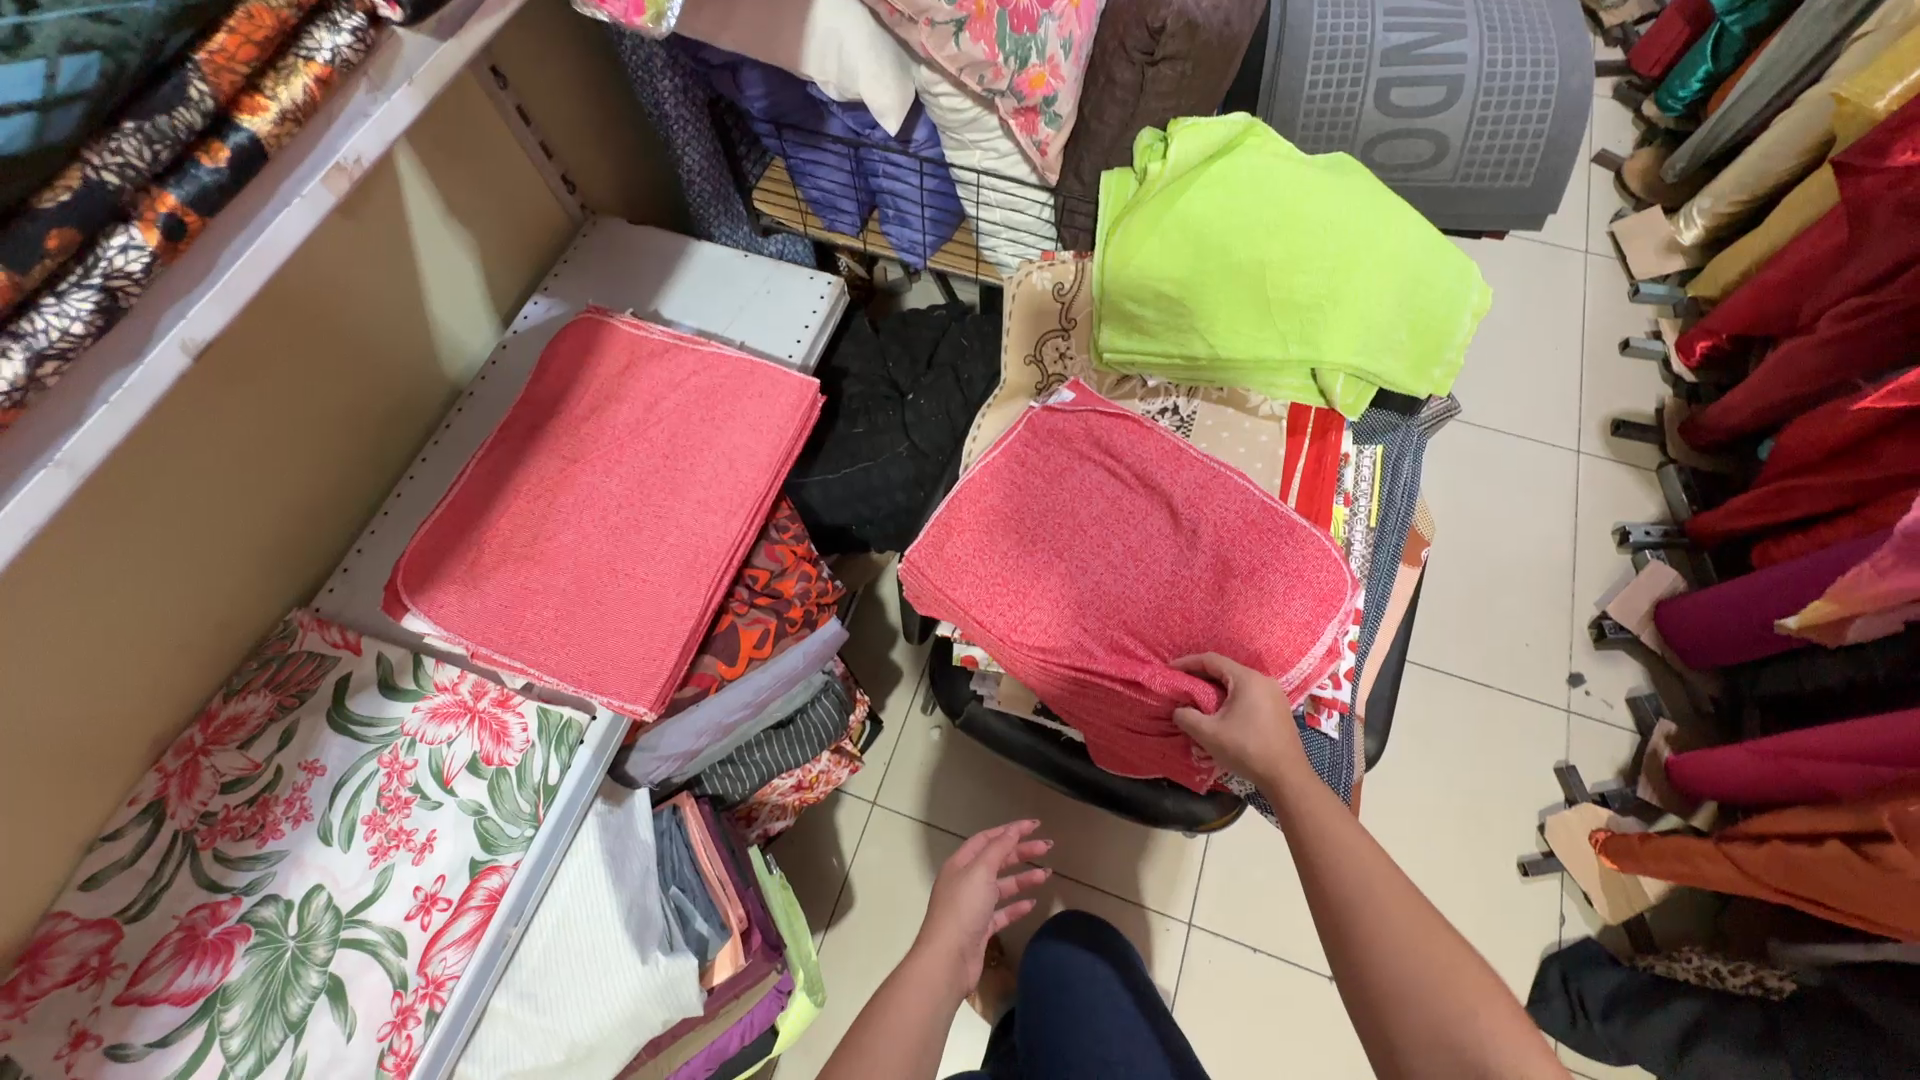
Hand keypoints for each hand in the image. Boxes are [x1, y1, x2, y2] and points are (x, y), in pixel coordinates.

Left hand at [910, 820, 1051, 1000]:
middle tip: (1047, 847)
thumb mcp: (980, 871)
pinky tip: (1032, 903)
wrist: (947, 960)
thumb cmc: (962, 909)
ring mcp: (972, 907)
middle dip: (1021, 852)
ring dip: (1023, 879)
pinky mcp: (980, 929)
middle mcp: (965, 882)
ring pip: (1001, 887)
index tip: (1035, 826)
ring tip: (1047, 874)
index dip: (1010, 830)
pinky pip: (1002, 913)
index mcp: (960, 864)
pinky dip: (1016, 906)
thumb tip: (1012, 830)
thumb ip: (998, 849)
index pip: (987, 839)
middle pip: (996, 861)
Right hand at [1172, 652, 1308, 785]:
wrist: (1286, 777)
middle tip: (1182, 684)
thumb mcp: (1208, 734)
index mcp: (1247, 679)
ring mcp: (1274, 695)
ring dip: (1216, 688)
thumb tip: (1179, 711)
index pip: (1212, 660)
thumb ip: (1186, 717)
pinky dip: (1231, 698)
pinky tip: (1222, 712)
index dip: (1188, 662)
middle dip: (1201, 675)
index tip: (1171, 669)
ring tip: (1198, 699)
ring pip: (1238, 683)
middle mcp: (1263, 680)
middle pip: (1226, 670)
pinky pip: (1249, 694)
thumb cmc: (1246, 750)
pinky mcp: (1279, 709)